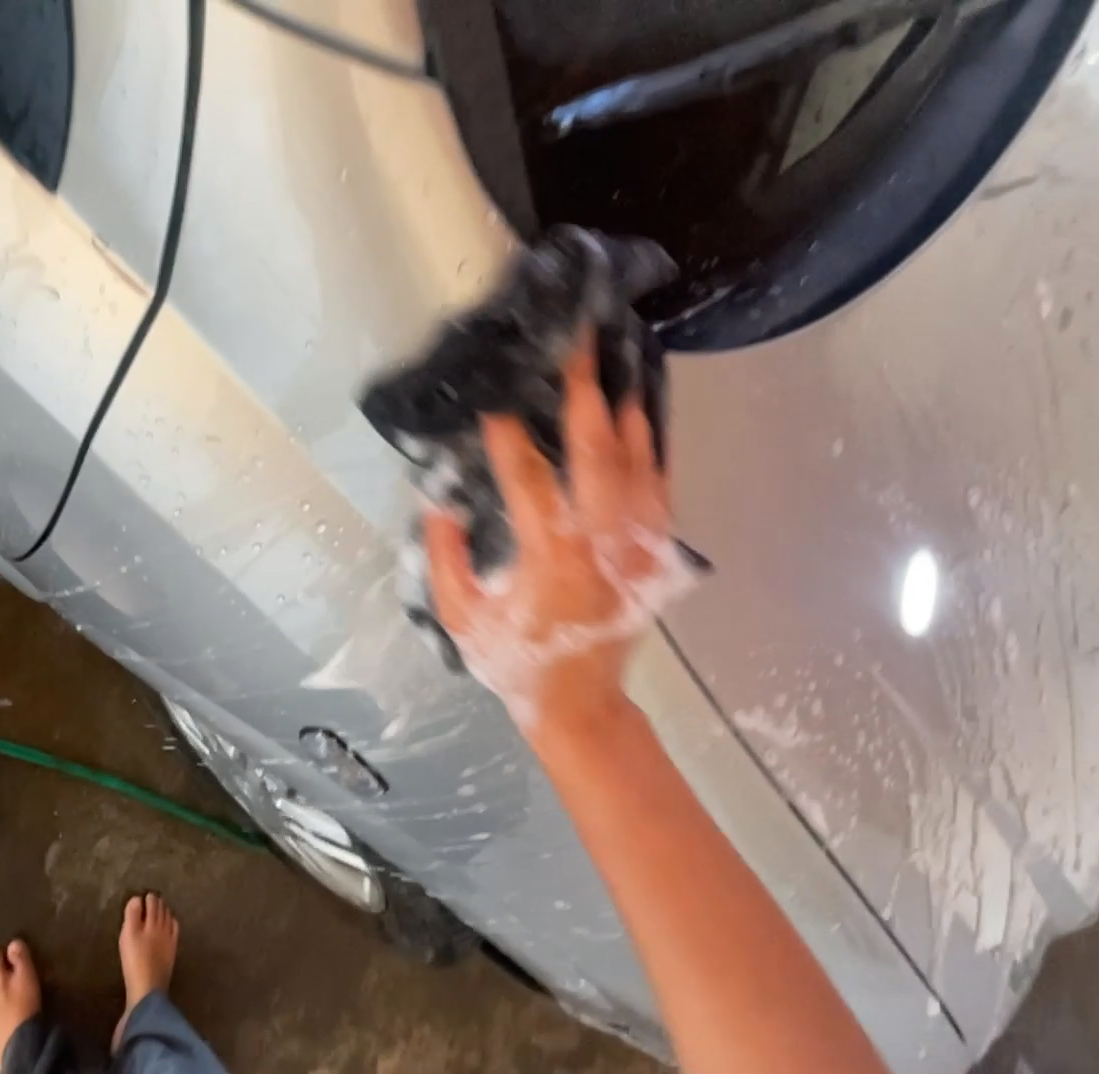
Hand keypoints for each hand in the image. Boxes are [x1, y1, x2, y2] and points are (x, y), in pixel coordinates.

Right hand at [424, 324, 688, 725]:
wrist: (579, 702)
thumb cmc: (515, 661)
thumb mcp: (461, 616)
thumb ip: (445, 556)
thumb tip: (439, 501)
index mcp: (550, 560)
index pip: (530, 480)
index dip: (509, 436)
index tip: (495, 400)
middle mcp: (602, 545)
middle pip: (599, 455)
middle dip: (585, 394)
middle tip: (577, 345)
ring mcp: (637, 548)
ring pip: (639, 464)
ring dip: (625, 409)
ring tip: (614, 361)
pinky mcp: (653, 555)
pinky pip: (659, 489)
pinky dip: (652, 448)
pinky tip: (642, 415)